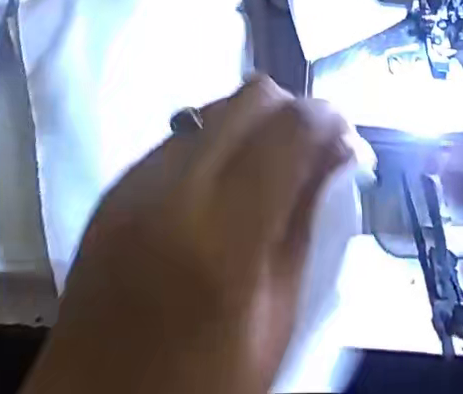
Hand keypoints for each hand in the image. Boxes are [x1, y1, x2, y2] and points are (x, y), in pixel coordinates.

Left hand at [22, 75, 351, 393]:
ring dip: (255, 124)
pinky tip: (222, 188)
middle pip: (254, 97)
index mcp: (224, 233)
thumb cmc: (204, 383)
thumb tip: (341, 152)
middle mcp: (175, 190)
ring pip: (218, 107)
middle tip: (311, 150)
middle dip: (294, 111)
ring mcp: (137, 185)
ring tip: (267, 167)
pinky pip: (183, 137)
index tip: (348, 140)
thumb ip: (311, 220)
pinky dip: (217, 144)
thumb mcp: (280, 315)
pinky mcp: (114, 190)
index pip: (293, 127)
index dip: (331, 119)